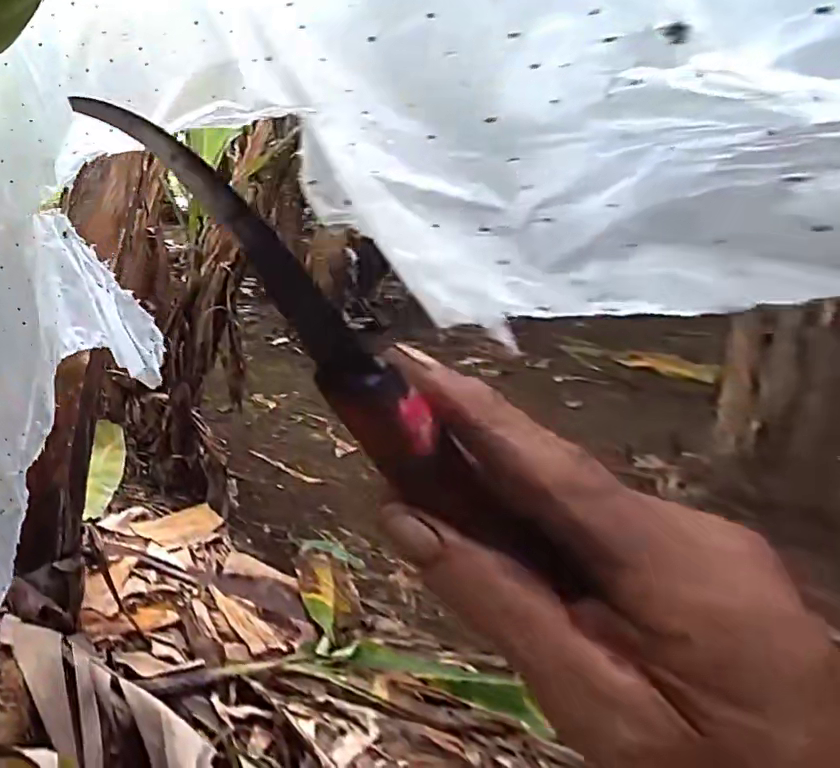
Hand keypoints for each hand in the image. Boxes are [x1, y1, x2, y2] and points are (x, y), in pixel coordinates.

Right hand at [376, 346, 839, 766]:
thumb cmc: (710, 766)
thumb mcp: (596, 707)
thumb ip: (495, 602)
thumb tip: (397, 516)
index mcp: (677, 562)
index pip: (547, 465)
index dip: (468, 406)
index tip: (401, 359)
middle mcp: (689, 531)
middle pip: (544, 474)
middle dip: (456, 449)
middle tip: (377, 438)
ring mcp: (696, 543)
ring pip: (554, 498)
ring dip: (479, 490)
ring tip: (413, 498)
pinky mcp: (689, 561)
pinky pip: (574, 521)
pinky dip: (515, 518)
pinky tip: (483, 540)